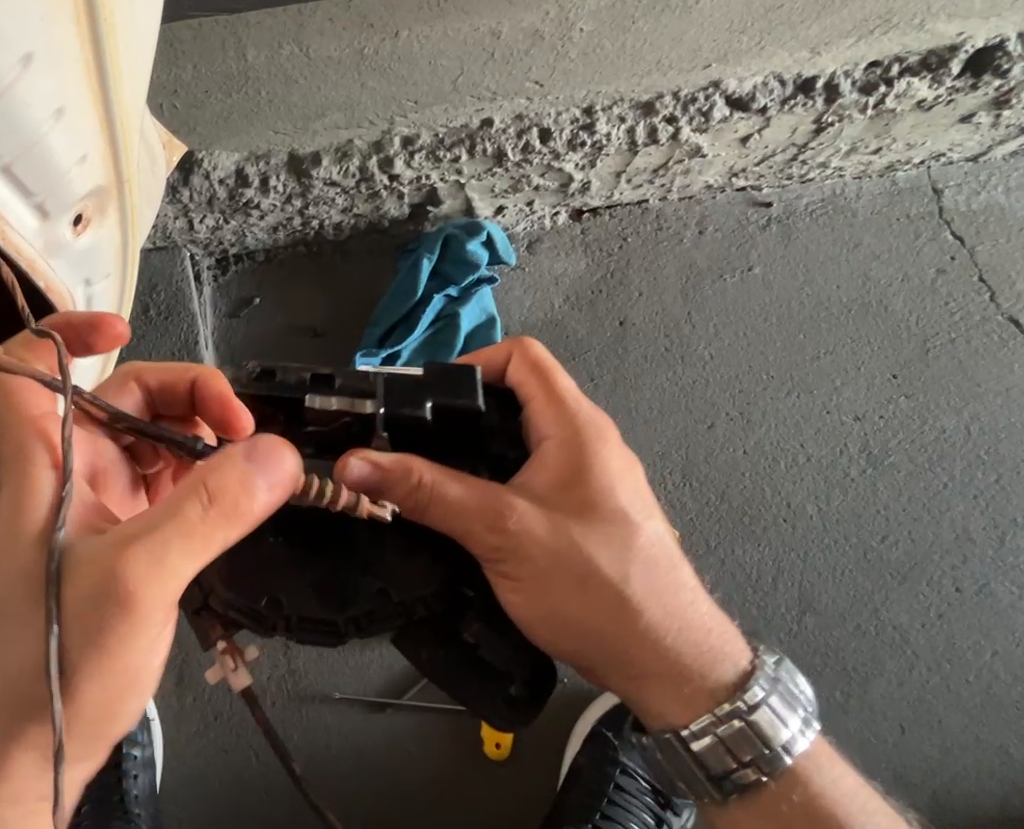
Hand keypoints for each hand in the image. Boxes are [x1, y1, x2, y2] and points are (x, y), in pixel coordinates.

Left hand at [0, 313, 303, 827]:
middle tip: (243, 430)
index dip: (62, 333)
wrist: (27, 757)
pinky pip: (168, 490)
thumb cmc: (53, 665)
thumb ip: (208, 511)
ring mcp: (97, 510)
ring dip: (203, 442)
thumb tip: (276, 452)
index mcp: (43, 466)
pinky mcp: (122, 543)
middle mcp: (68, 476)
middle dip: (185, 397)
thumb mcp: (137, 579)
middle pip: (120, 398)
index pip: (23, 369)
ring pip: (152, 444)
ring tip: (251, 468)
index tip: (122, 329)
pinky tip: (236, 500)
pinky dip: (205, 484)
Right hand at [334, 337, 751, 729]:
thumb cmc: (593, 587)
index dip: (469, 363)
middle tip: (415, 441)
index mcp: (577, 426)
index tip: (424, 400)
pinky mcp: (590, 515)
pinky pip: (535, 475)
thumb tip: (353, 462)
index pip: (521, 356)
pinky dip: (497, 480)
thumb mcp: (499, 532)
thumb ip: (426, 492)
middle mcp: (590, 442)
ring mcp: (594, 480)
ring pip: (525, 439)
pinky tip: (470, 514)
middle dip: (462, 411)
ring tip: (431, 476)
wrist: (671, 667)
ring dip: (477, 449)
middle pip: (519, 396)